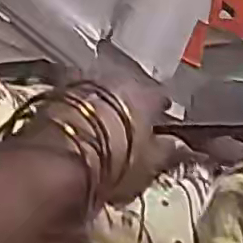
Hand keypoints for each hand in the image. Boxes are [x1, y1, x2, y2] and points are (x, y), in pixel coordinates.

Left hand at [34, 77, 180, 207]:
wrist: (59, 155)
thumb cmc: (114, 163)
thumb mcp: (149, 166)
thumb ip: (169, 152)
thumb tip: (184, 145)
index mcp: (144, 93)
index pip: (160, 95)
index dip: (162, 109)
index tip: (163, 121)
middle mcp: (116, 76)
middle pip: (129, 85)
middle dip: (131, 100)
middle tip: (131, 122)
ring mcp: (86, 77)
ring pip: (102, 85)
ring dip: (105, 98)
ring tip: (105, 122)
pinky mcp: (58, 87)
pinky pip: (78, 91)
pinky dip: (82, 102)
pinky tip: (81, 120)